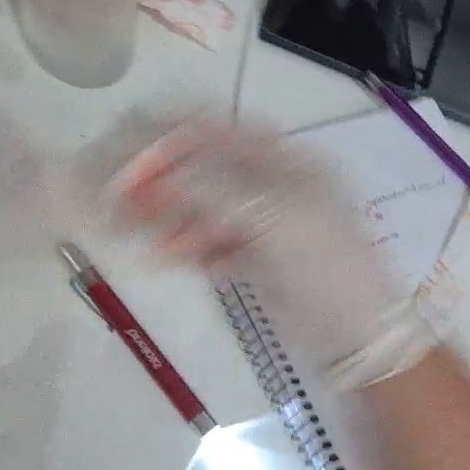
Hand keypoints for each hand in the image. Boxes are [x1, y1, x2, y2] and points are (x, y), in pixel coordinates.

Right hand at [107, 119, 433, 387]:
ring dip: (164, 214)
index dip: (167, 137)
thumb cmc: (325, 268)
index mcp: (288, 161)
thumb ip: (210, 188)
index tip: (121, 153)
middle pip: (204, 168)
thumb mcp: (272, 218)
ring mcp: (265, 224)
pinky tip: (157, 254)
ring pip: (203, 208)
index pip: (217, 131)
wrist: (359, 339)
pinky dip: (183, 246)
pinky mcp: (257, 260)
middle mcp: (275, 185)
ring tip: (123, 227)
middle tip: (110, 195)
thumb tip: (150, 166)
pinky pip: (211, 243)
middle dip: (157, 178)